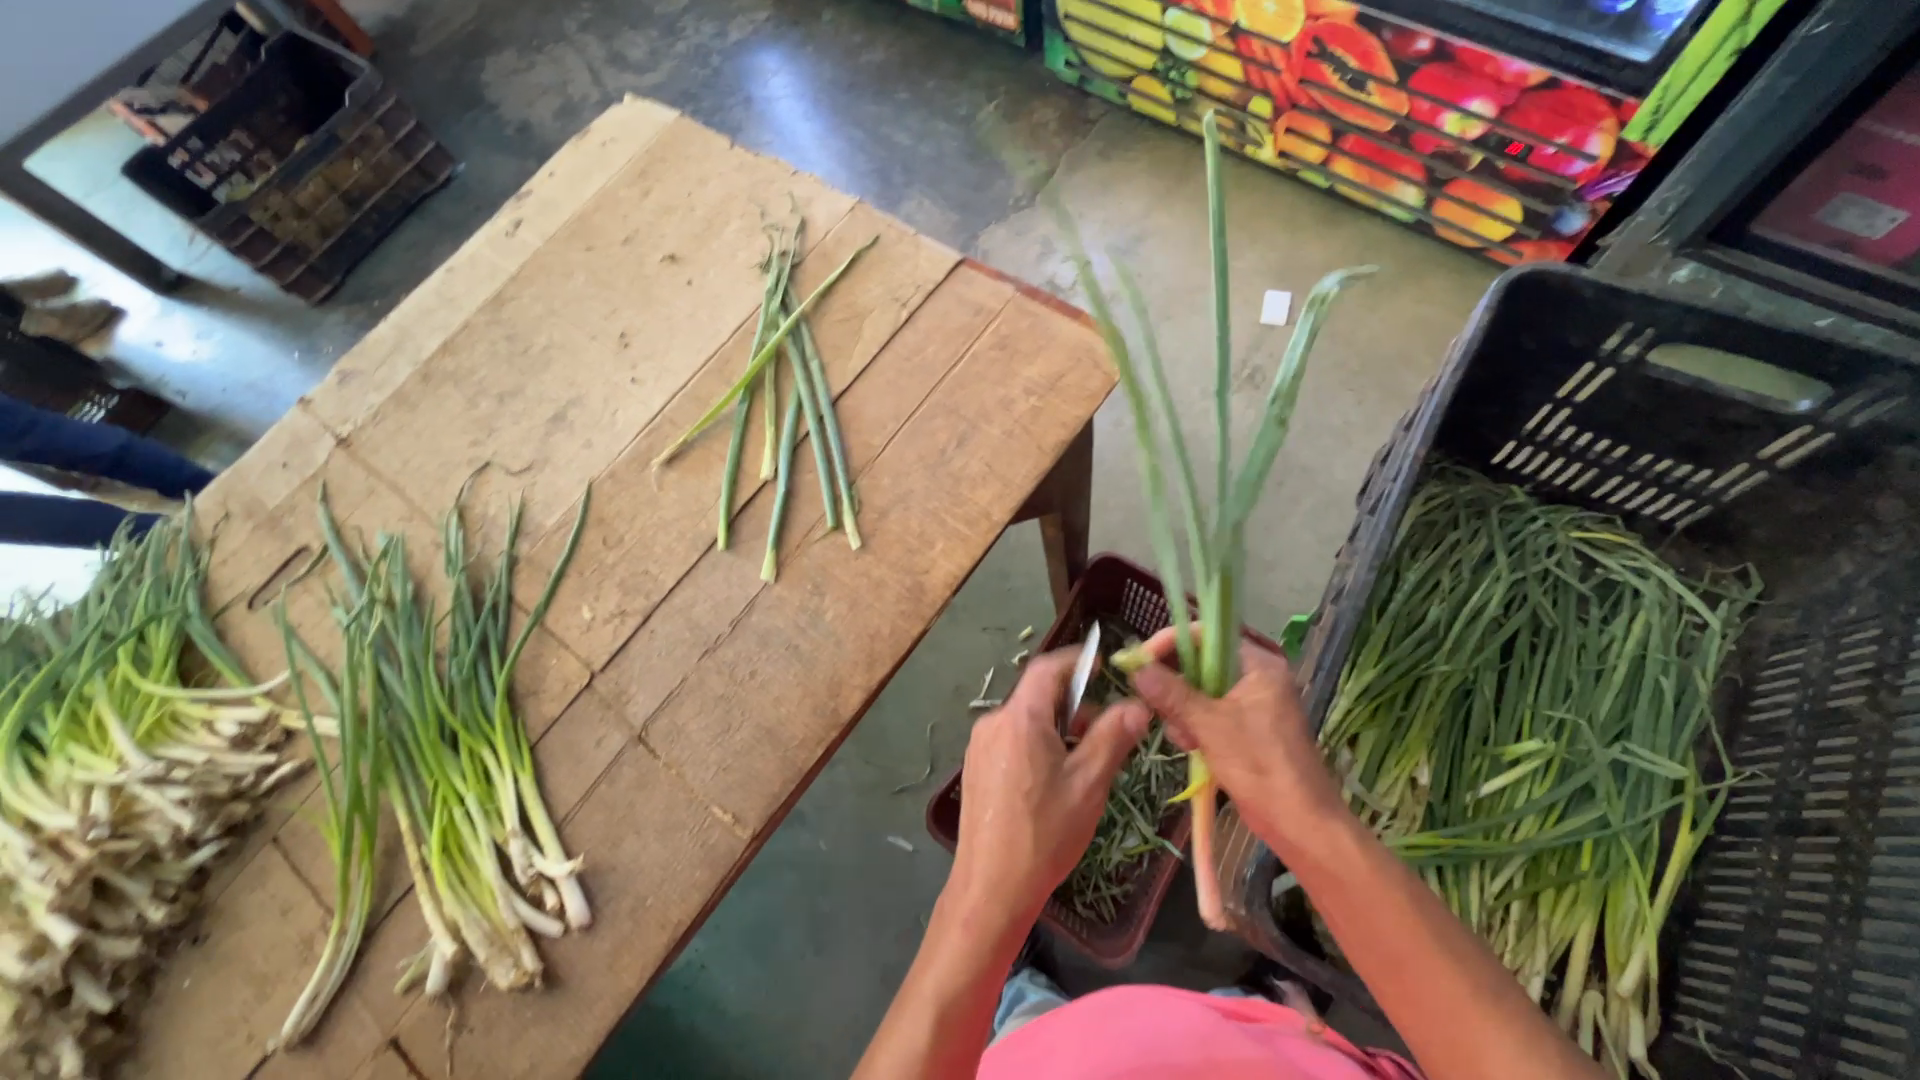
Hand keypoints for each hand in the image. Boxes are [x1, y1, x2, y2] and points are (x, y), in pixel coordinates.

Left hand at [947, 650, 1149, 932]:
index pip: (1048, 668)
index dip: (1077, 661)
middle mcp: (993, 723)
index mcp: (1020, 718)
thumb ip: (1113, 736)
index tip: (1105, 666)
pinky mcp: (976, 770)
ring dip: (1058, 729)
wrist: (991, 887)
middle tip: (1108, 729)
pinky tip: (1056, 781)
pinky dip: (1039, 746)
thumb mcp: (1089, 783)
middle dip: (1075, 705)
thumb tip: (1137, 705)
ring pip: (1026, 722)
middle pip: (1037, 697)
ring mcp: (980, 748)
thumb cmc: (1045, 832)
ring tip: (1087, 762)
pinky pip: (1012, 742)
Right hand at [1129, 627, 1347, 844]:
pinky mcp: (1244, 729)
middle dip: (1175, 686)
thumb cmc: (1260, 766)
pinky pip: (1207, 714)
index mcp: (1258, 665)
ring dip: (1182, 712)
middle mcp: (1256, 677)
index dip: (1169, 644)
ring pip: (1199, 691)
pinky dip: (1194, 727)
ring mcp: (1251, 704)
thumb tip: (1136, 668)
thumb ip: (1171, 693)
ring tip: (1184, 738)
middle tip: (1156, 706)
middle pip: (1199, 663)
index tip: (1140, 663)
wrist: (1299, 822)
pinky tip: (1191, 748)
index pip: (1205, 635)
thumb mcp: (1209, 725)